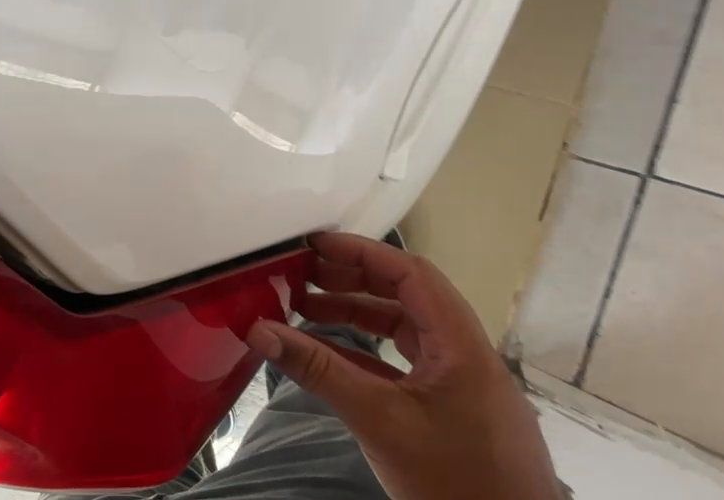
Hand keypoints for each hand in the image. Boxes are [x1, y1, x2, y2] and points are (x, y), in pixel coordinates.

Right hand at [246, 232, 565, 499]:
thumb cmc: (456, 481)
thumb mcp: (378, 421)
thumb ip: (317, 370)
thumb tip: (258, 330)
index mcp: (462, 349)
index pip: (412, 275)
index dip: (361, 252)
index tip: (312, 247)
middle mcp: (466, 357)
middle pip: (408, 296)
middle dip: (351, 279)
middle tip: (299, 275)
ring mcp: (462, 385)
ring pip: (405, 328)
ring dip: (355, 312)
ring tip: (303, 310)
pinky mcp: (453, 410)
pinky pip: (403, 361)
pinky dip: (363, 349)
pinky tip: (326, 354)